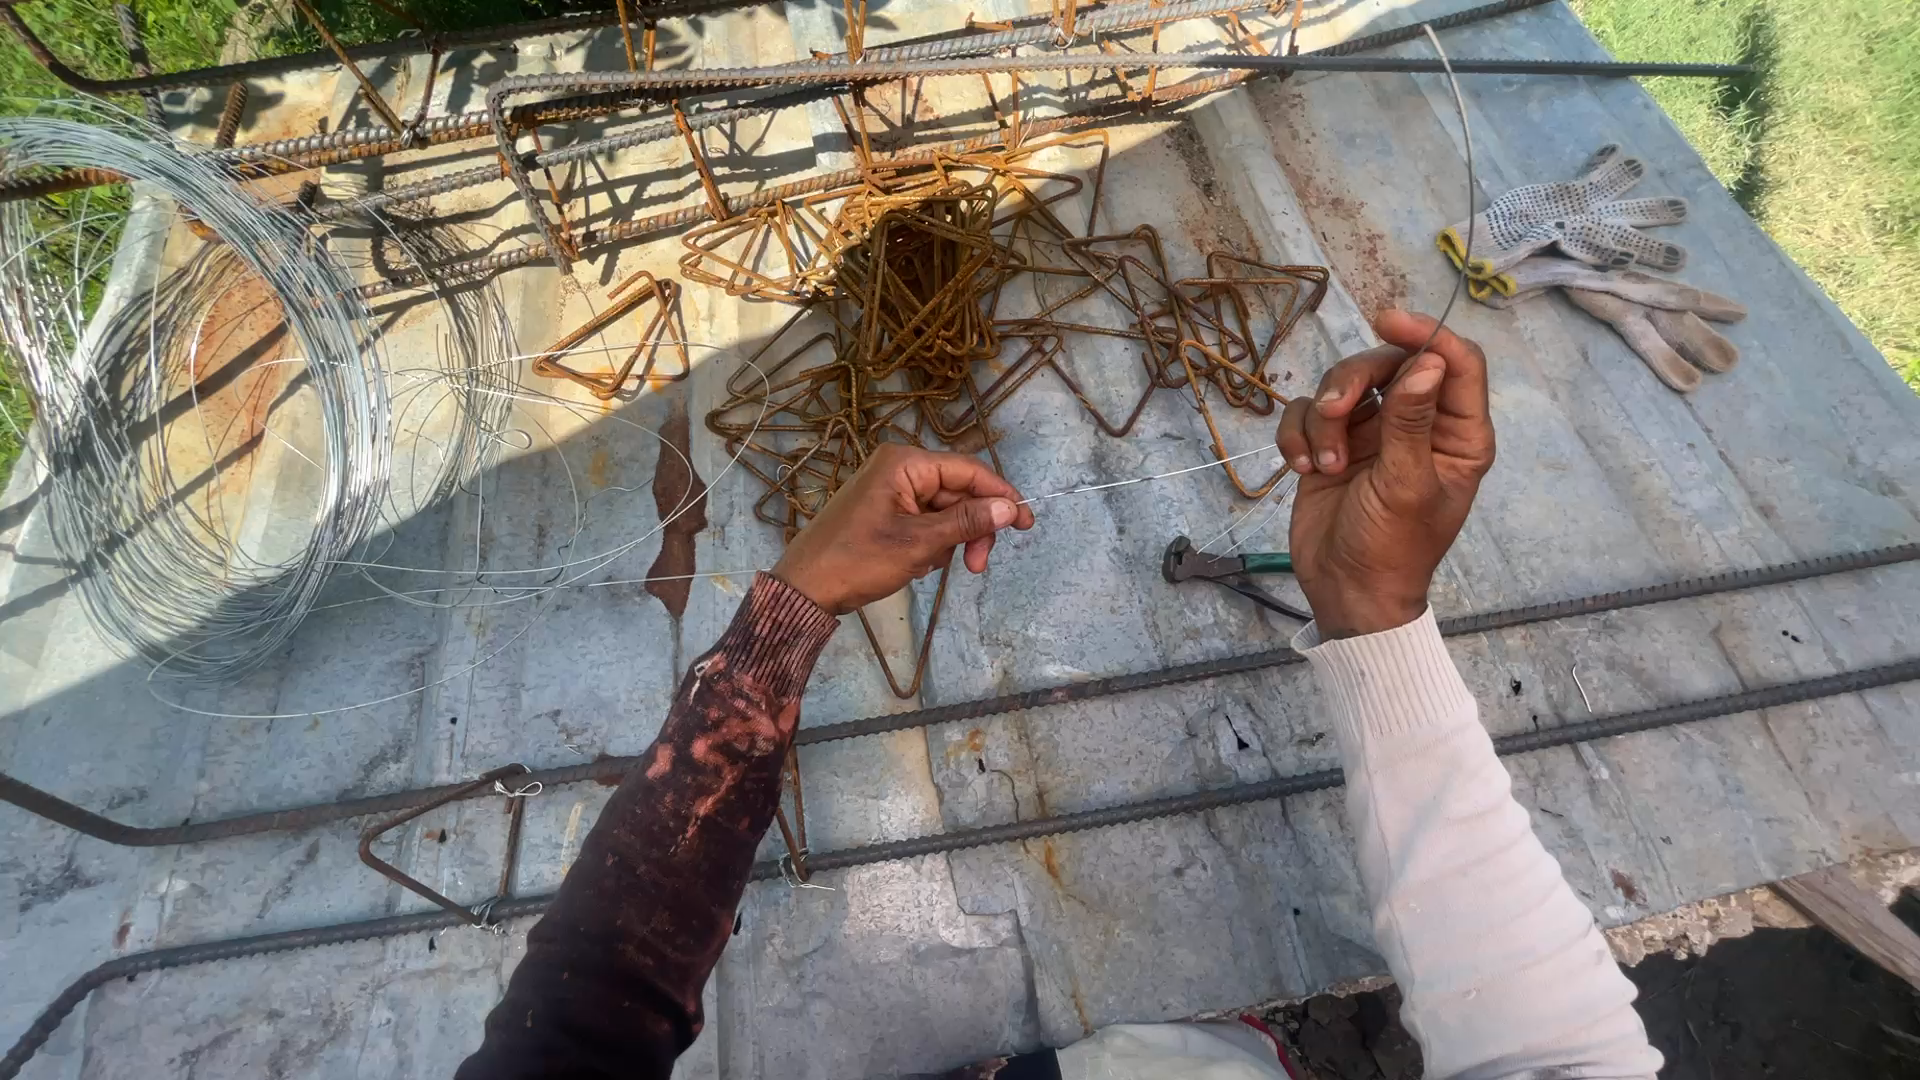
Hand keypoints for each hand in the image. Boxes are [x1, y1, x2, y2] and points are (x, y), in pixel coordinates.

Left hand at [772, 443, 1035, 614]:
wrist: (805, 588)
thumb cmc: (858, 560)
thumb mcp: (918, 544)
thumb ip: (966, 522)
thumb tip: (1011, 508)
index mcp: (905, 463)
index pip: (968, 470)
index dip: (1000, 495)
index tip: (1026, 524)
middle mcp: (900, 468)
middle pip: (959, 491)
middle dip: (973, 527)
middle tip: (979, 566)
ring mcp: (891, 490)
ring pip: (944, 510)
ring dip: (951, 540)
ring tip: (932, 567)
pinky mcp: (886, 512)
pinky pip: (925, 521)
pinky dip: (931, 543)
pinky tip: (917, 565)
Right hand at [1277, 310, 1495, 638]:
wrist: (1343, 588)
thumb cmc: (1391, 546)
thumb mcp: (1406, 485)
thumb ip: (1412, 423)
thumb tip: (1428, 362)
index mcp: (1455, 433)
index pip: (1453, 364)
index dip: (1426, 336)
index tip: (1388, 322)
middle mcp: (1412, 424)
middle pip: (1385, 366)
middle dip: (1352, 384)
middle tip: (1332, 412)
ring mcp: (1366, 434)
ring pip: (1339, 388)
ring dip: (1321, 421)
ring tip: (1322, 465)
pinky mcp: (1326, 446)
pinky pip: (1305, 415)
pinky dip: (1296, 437)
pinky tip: (1302, 469)